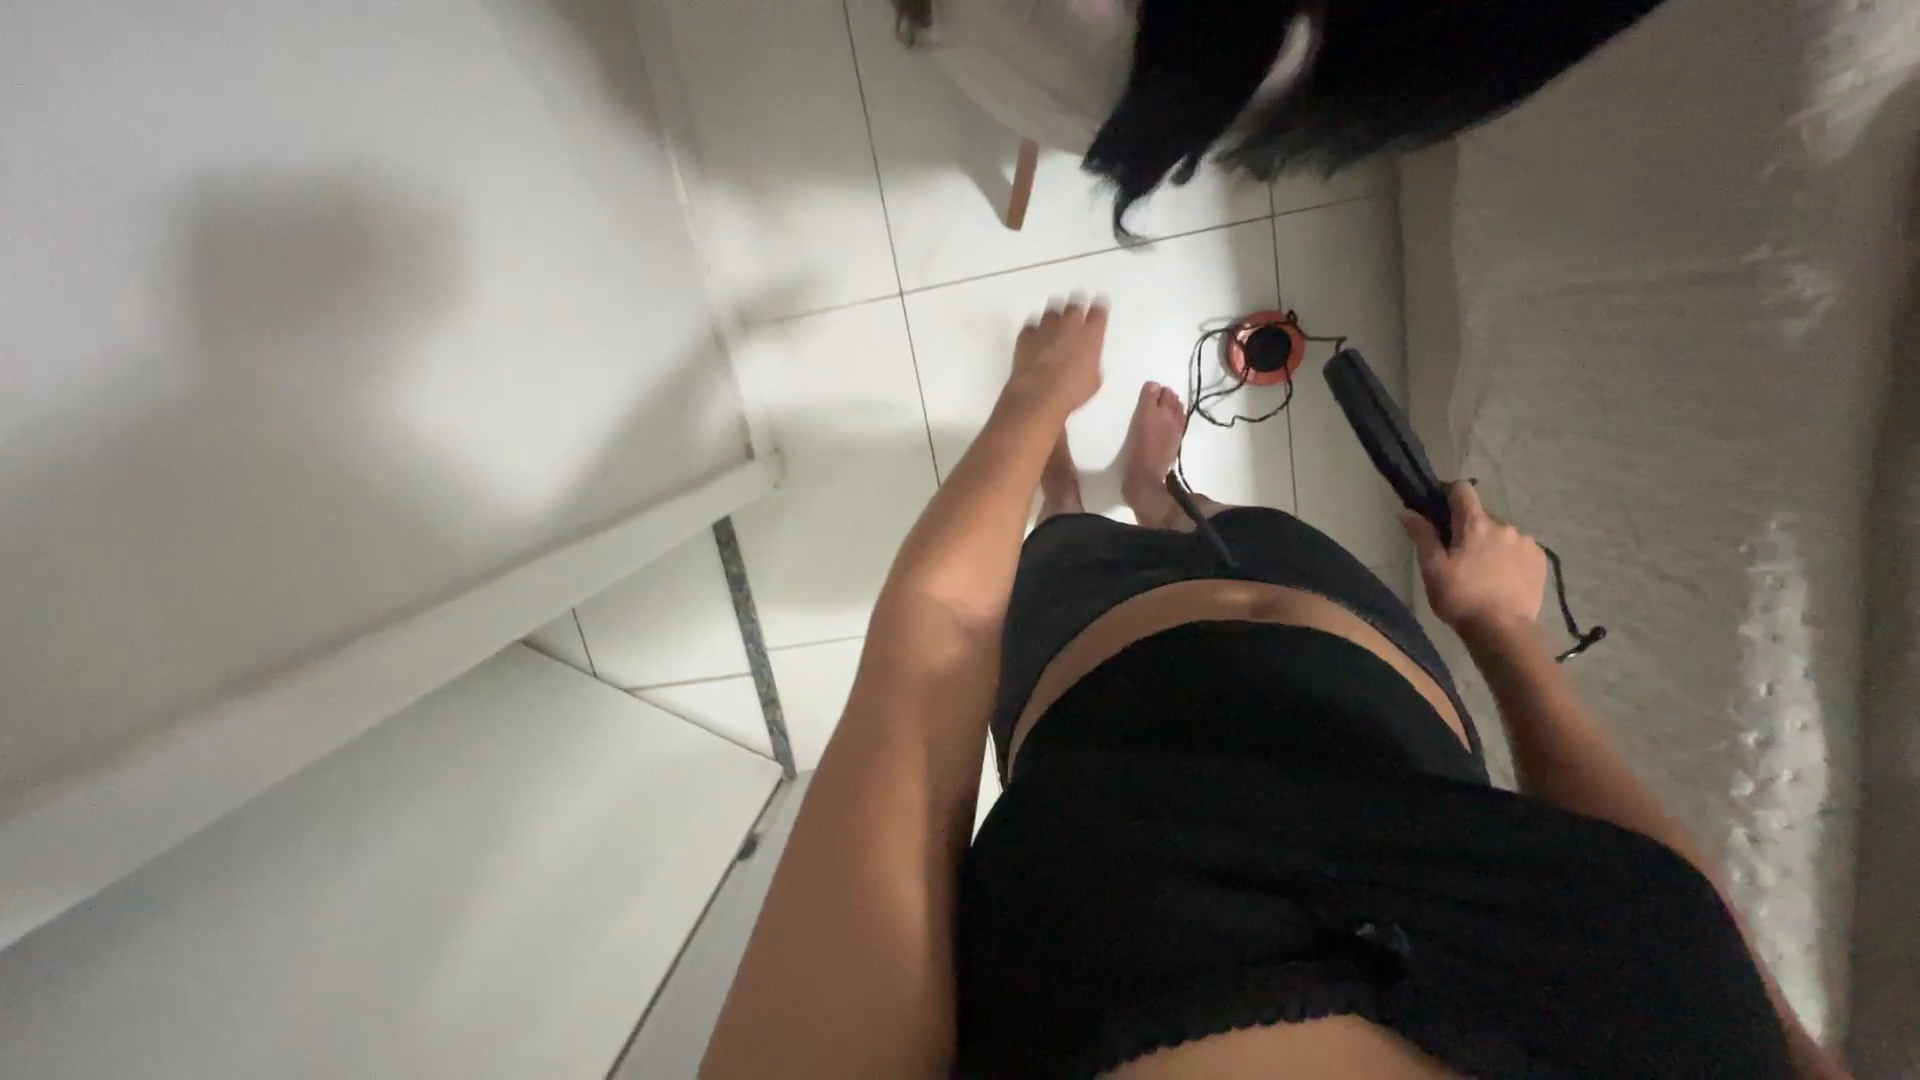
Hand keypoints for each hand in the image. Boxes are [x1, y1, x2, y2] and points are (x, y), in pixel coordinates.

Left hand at [1002, 298, 1106, 416]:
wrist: (1038, 396)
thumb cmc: (1070, 392)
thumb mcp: (1093, 381)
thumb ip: (1092, 361)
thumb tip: (1086, 362)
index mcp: (1091, 335)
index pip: (1098, 312)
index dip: (1098, 311)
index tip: (1097, 311)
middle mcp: (1069, 325)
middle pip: (1074, 305)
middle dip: (1076, 308)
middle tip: (1076, 314)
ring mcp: (1045, 328)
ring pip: (1052, 312)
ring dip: (1055, 317)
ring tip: (1055, 326)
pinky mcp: (1025, 336)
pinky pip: (1031, 327)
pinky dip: (1034, 332)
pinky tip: (1035, 339)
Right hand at [1402, 481, 1546, 633]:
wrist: (1503, 630)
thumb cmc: (1460, 597)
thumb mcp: (1432, 568)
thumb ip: (1422, 536)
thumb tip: (1408, 511)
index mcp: (1476, 525)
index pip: (1462, 491)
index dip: (1447, 493)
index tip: (1437, 510)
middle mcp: (1505, 526)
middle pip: (1480, 516)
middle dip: (1467, 528)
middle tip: (1455, 555)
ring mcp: (1527, 543)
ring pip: (1500, 533)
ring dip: (1488, 543)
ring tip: (1480, 570)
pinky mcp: (1540, 560)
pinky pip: (1518, 548)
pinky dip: (1507, 555)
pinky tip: (1500, 577)